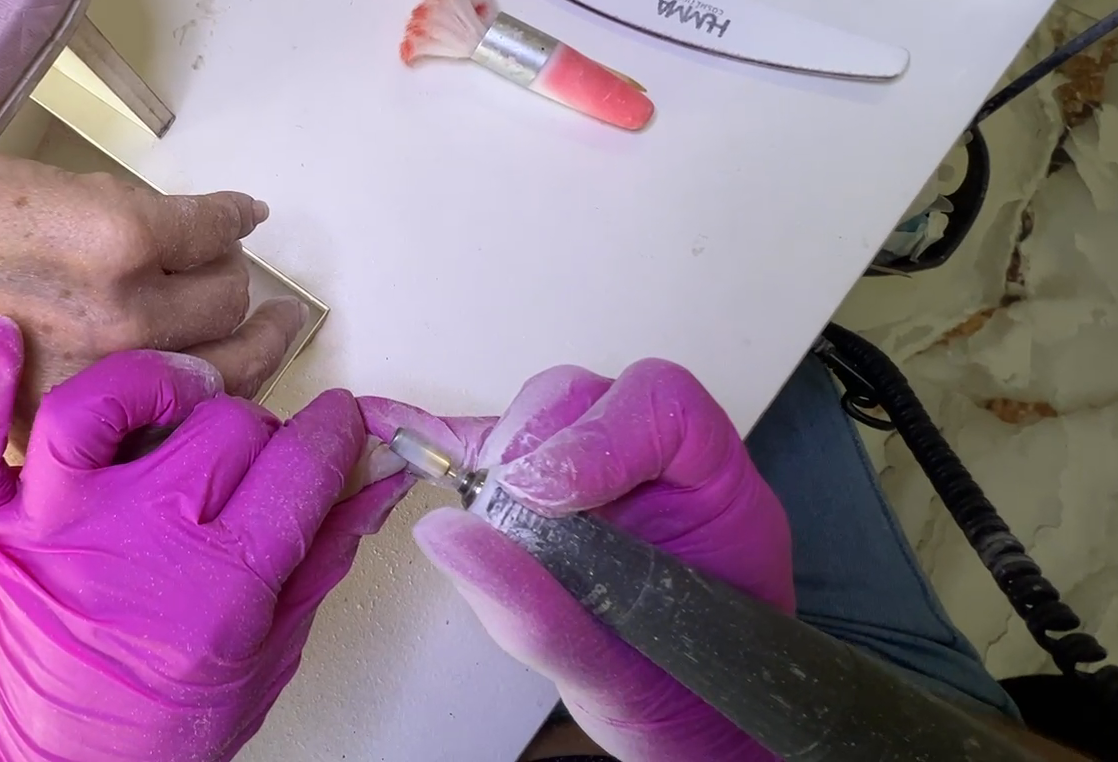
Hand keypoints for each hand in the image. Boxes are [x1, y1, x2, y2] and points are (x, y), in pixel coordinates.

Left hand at [0, 123, 304, 411]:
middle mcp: (108, 386)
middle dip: (247, 334)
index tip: (250, 369)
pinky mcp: (123, 232)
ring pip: (229, 290)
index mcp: (73, 435)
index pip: (194, 425)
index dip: (231, 395)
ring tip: (217, 250)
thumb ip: (73, 400)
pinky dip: (235, 214)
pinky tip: (239, 211)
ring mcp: (121, 309)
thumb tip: (155, 369)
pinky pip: (217, 225)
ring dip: (232, 270)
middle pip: (230, 358)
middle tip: (257, 310)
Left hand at [0, 318, 414, 761]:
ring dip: (156, 381)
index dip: (334, 432)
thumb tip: (377, 473)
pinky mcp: (3, 522)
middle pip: (224, 424)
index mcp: (219, 588)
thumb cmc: (171, 719)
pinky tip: (2, 335)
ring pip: (109, 402)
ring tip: (183, 390)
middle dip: (258, 432)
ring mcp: (60, 524)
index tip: (339, 420)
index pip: (298, 468)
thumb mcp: (274, 649)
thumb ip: (326, 551)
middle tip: (255, 458)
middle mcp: (138, 541)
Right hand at [364, 362, 793, 761]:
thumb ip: (539, 617)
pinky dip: (444, 449)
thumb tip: (445, 536)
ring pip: (533, 411)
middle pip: (581, 396)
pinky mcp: (536, 478)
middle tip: (502, 505)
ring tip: (482, 519)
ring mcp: (590, 464)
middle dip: (529, 442)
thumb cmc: (677, 702)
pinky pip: (486, 441)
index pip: (662, 408)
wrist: (676, 720)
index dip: (596, 435)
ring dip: (492, 454)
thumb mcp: (617, 683)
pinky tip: (411, 454)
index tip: (542, 496)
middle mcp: (650, 462)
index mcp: (707, 491)